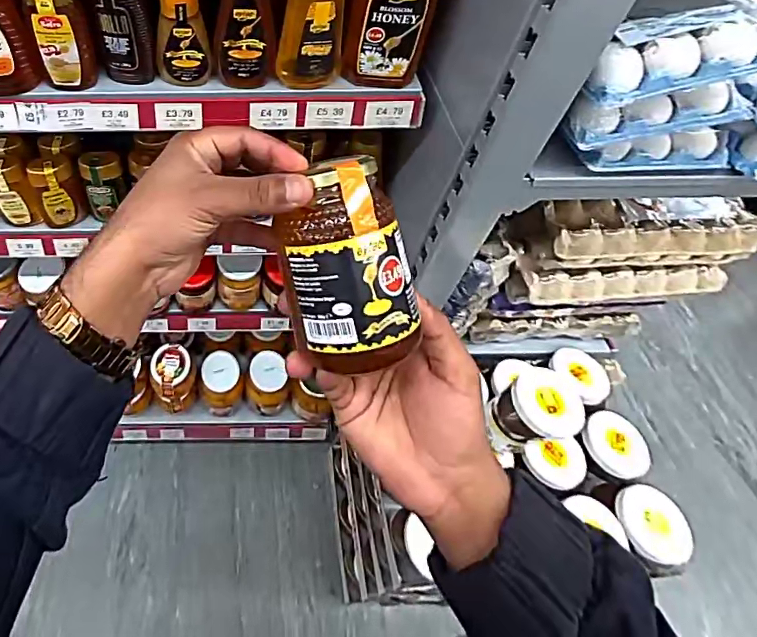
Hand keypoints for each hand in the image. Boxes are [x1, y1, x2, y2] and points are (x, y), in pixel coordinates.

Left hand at [60, 128, 310, 342]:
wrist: (132, 267)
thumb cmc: (155, 221)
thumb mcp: (211, 199)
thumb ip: (258, 193)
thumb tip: (299, 186)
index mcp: (196, 148)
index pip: (244, 139)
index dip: (274, 151)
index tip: (301, 167)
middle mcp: (201, 169)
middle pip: (249, 165)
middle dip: (276, 178)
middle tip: (304, 189)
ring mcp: (205, 198)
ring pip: (247, 195)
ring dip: (272, 203)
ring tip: (300, 211)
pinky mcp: (208, 225)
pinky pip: (242, 222)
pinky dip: (261, 229)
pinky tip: (280, 237)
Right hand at [288, 297, 509, 569]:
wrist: (448, 483)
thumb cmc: (460, 428)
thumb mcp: (458, 372)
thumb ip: (439, 332)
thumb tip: (416, 297)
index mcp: (405, 343)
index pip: (377, 308)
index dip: (360, 291)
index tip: (344, 272)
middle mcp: (378, 356)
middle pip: (345, 322)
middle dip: (322, 305)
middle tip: (304, 291)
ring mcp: (360, 377)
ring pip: (327, 346)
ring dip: (308, 332)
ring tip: (296, 322)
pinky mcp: (346, 401)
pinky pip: (323, 378)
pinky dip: (309, 367)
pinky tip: (305, 362)